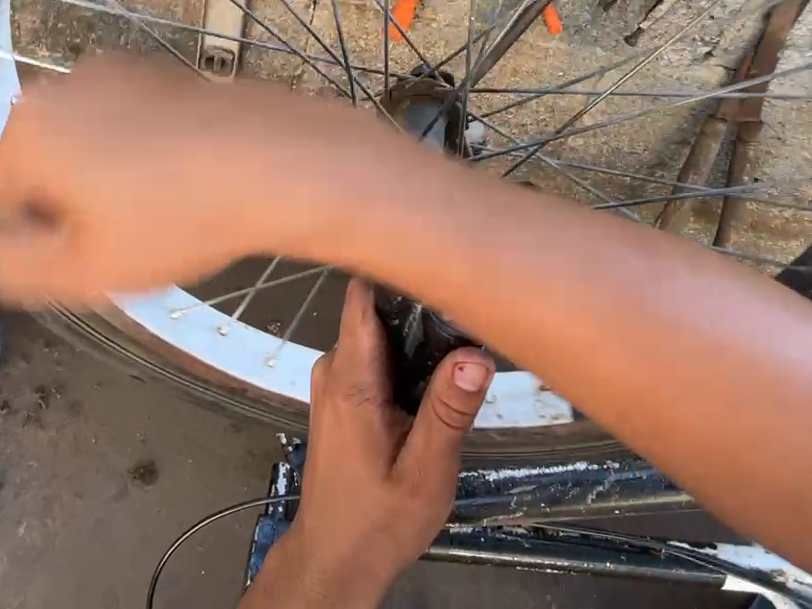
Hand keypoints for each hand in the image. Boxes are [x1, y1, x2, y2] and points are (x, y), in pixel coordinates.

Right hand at [0, 55, 406, 305]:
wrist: (277, 161)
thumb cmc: (177, 216)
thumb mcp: (82, 270)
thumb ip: (15, 265)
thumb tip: (4, 246)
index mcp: (29, 126)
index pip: (5, 202)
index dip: (48, 241)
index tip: (96, 253)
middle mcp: (65, 83)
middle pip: (49, 168)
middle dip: (79, 206)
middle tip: (131, 236)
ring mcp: (121, 70)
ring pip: (93, 147)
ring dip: (115, 182)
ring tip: (166, 211)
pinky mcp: (165, 74)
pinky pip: (134, 126)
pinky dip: (148, 155)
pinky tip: (188, 182)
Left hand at [242, 280, 494, 607]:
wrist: (335, 558)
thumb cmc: (377, 520)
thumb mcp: (424, 472)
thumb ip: (448, 411)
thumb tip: (477, 353)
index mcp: (350, 378)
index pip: (363, 297)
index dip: (398, 268)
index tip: (441, 254)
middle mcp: (335, 367)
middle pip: (376, 309)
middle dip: (421, 299)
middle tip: (471, 297)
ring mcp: (336, 378)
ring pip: (378, 329)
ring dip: (417, 327)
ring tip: (463, 322)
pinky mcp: (344, 391)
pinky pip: (376, 351)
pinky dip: (407, 350)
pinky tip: (439, 359)